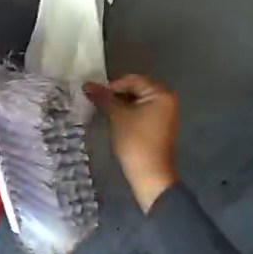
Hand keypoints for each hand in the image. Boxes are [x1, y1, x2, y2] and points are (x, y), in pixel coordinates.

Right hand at [84, 74, 178, 212]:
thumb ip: (103, 98)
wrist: (149, 173)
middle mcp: (166, 100)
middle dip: (116, 94)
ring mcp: (164, 113)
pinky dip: (127, 113)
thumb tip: (86, 84)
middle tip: (97, 102)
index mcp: (160, 93)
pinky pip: (141, 112)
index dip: (112, 86)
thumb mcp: (117, 116)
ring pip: (137, 101)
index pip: (132, 80)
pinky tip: (114, 119)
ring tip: (103, 110)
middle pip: (136, 89)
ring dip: (120, 104)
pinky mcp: (159, 125)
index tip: (94, 95)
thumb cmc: (135, 141)